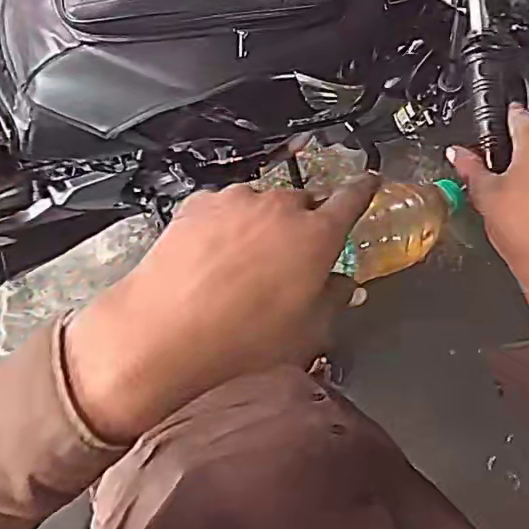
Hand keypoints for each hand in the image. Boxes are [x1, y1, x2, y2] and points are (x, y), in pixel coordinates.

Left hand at [65, 176, 378, 440]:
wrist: (160, 339)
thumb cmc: (239, 344)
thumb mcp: (307, 333)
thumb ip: (333, 298)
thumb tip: (340, 284)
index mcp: (317, 235)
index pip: (353, 198)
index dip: (364, 189)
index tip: (367, 183)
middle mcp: (279, 208)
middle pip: (304, 204)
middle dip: (304, 225)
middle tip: (293, 261)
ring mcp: (236, 202)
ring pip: (261, 205)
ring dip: (262, 226)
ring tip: (245, 269)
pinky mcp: (197, 206)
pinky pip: (225, 209)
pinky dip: (227, 226)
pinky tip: (215, 260)